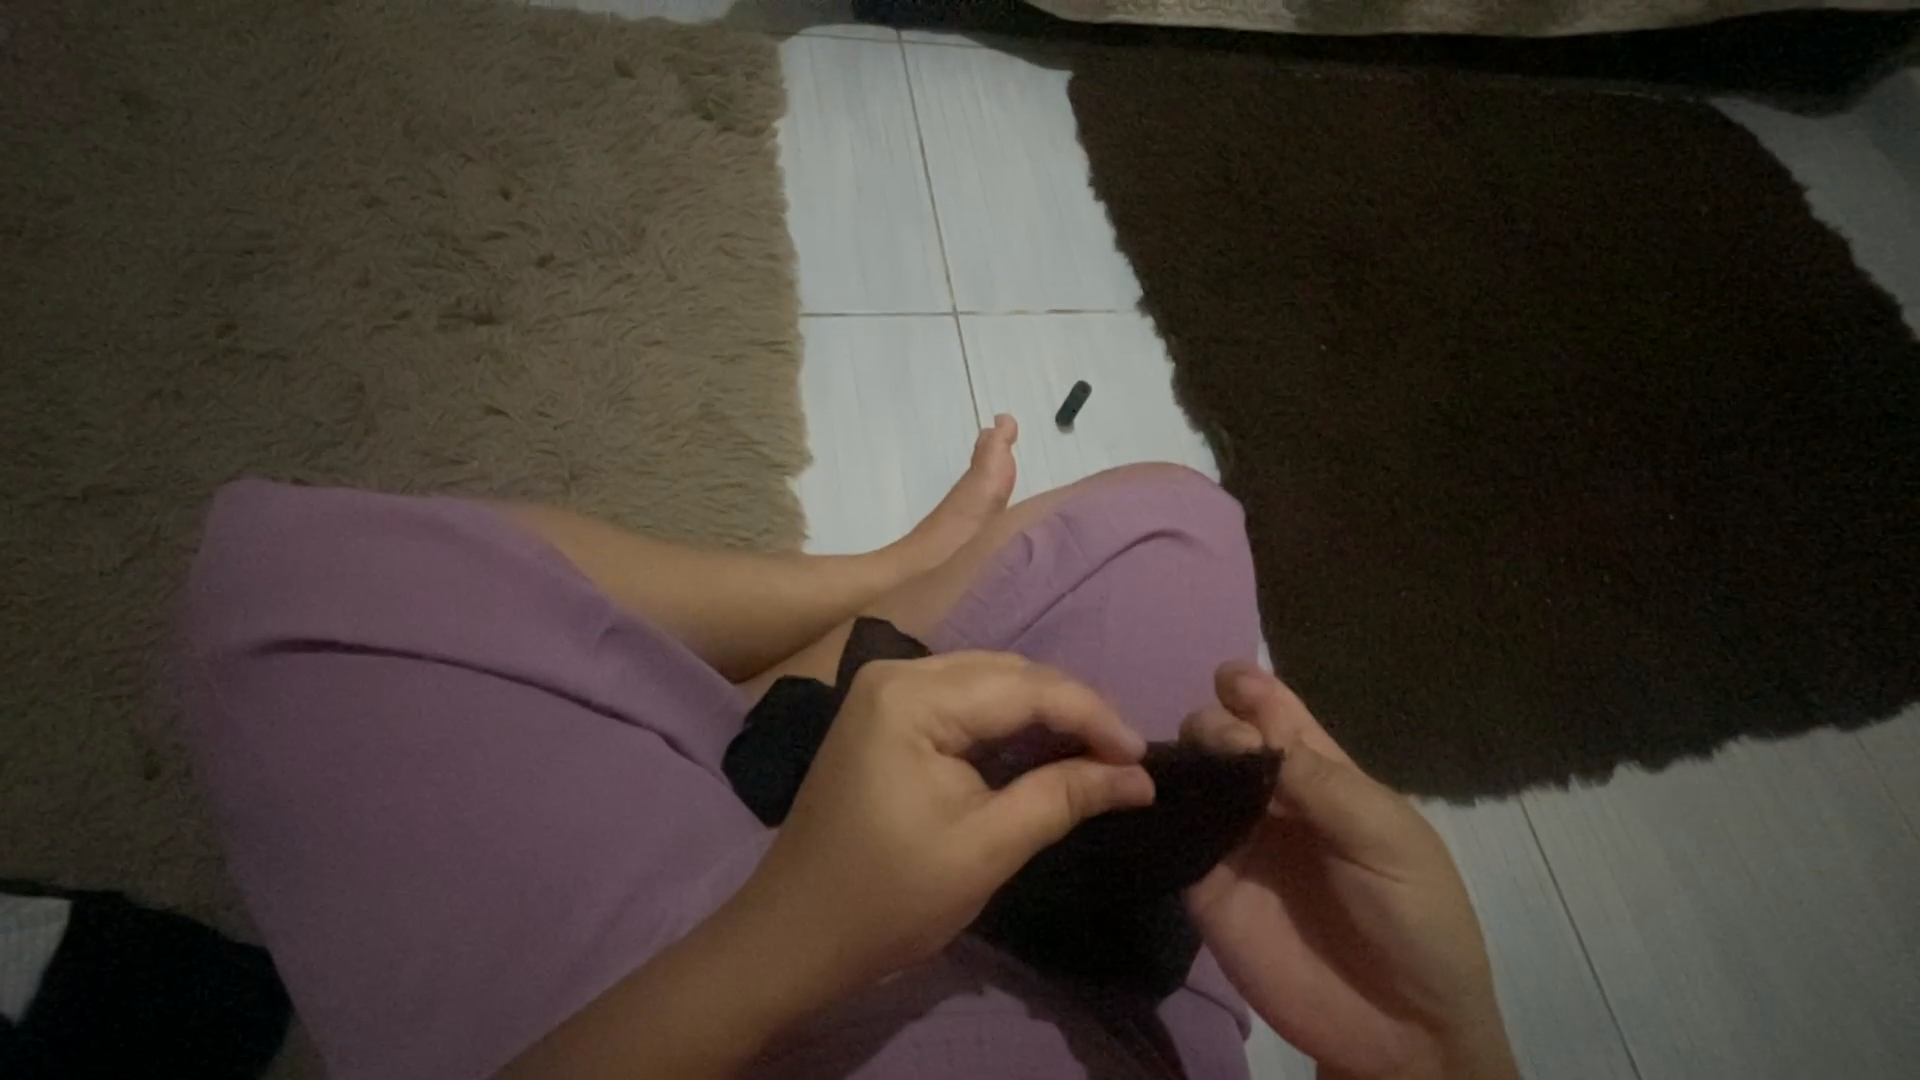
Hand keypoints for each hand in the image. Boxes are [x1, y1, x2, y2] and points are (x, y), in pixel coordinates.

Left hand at [734, 650, 1156, 990]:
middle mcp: (896, 673)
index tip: (1143, 759)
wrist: (793, 936)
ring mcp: (885, 690)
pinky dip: (1006, 722)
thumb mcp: (986, 848)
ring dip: (1042, 713)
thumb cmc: (887, 899)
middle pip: (1007, 674)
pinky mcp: (884, 713)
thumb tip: (1138, 777)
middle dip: (1070, 711)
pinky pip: (962, 700)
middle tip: (1122, 760)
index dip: (1092, 717)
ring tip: (1092, 754)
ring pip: (988, 681)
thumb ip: (1063, 796)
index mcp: (912, 697)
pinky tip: (1038, 747)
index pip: (1025, 688)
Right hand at [1182, 662, 1517, 1079]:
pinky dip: (1153, 808)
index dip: (1249, 689)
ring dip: (1181, 757)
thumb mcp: (1386, 838)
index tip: (1229, 680)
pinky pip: (1168, 832)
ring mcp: (1230, 836)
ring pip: (1189, 775)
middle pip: (1222, 735)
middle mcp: (1266, 795)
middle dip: (1215, 724)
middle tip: (1227, 748)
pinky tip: (1144, 794)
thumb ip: (1319, 782)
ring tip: (1187, 766)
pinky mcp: (1200, 880)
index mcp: (1318, 773)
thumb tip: (1244, 731)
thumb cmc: (1414, 918)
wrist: (1400, 1031)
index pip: (1274, 713)